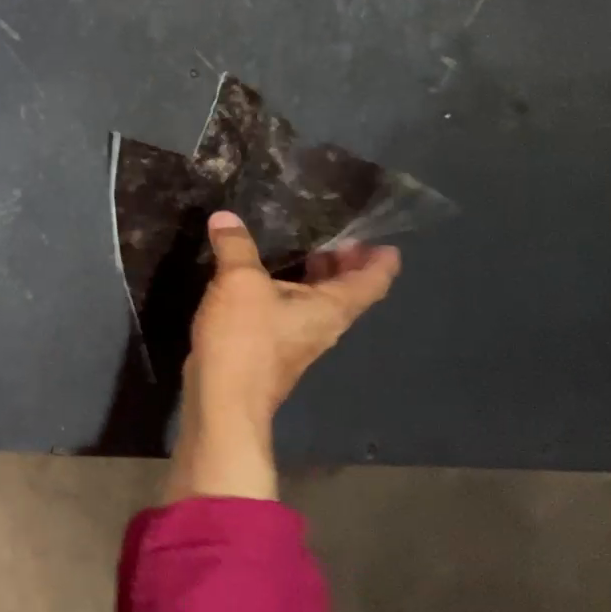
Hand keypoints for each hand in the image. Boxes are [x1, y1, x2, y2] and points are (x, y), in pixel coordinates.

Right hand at [164, 211, 399, 501]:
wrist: (225, 395)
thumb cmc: (245, 336)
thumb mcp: (238, 282)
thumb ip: (234, 247)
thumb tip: (225, 217)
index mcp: (331, 308)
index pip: (371, 281)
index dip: (380, 261)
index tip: (385, 244)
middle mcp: (324, 325)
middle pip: (348, 293)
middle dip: (345, 267)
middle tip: (336, 240)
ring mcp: (300, 341)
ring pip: (320, 304)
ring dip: (317, 280)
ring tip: (302, 255)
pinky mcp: (274, 350)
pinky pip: (293, 313)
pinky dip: (290, 293)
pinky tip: (264, 284)